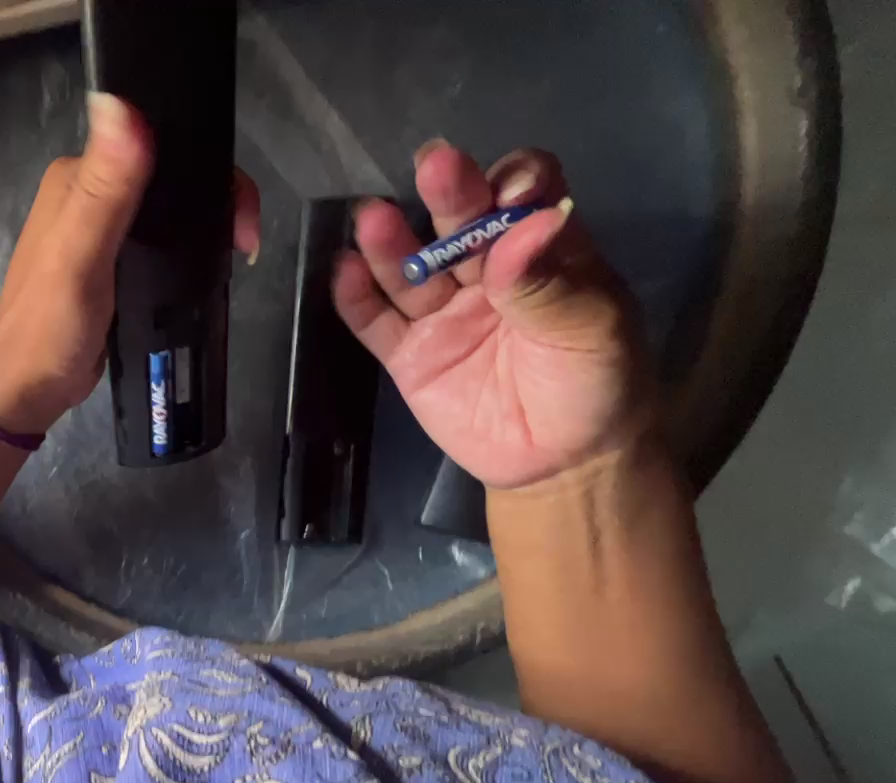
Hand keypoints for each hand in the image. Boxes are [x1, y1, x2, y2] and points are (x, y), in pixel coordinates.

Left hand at [0, 93, 263, 435]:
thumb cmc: (48, 330)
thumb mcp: (78, 258)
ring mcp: (99, 232)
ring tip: (238, 254)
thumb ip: (103, 189)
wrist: (28, 392)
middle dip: (214, 199)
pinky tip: (210, 265)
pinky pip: (159, 242)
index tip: (239, 210)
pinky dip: (187, 249)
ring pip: (168, 209)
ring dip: (206, 224)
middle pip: (168, 175)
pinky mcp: (111, 266)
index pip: (154, 142)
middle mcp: (86, 195)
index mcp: (75, 179)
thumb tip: (119, 98)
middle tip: (245, 242)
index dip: (206, 162)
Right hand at [333, 141, 650, 489]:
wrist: (556, 461)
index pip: (526, 197)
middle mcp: (487, 276)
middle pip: (461, 226)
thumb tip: (525, 226)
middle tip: (433, 168)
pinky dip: (355, 298)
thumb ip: (549, 283)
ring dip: (390, 244)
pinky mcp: (407, 355)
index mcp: (545, 255)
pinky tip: (342, 271)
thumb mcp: (590, 331)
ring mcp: (442, 315)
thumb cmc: (594, 385)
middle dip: (448, 197)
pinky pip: (376, 323)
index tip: (504, 186)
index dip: (512, 183)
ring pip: (410, 272)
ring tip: (372, 220)